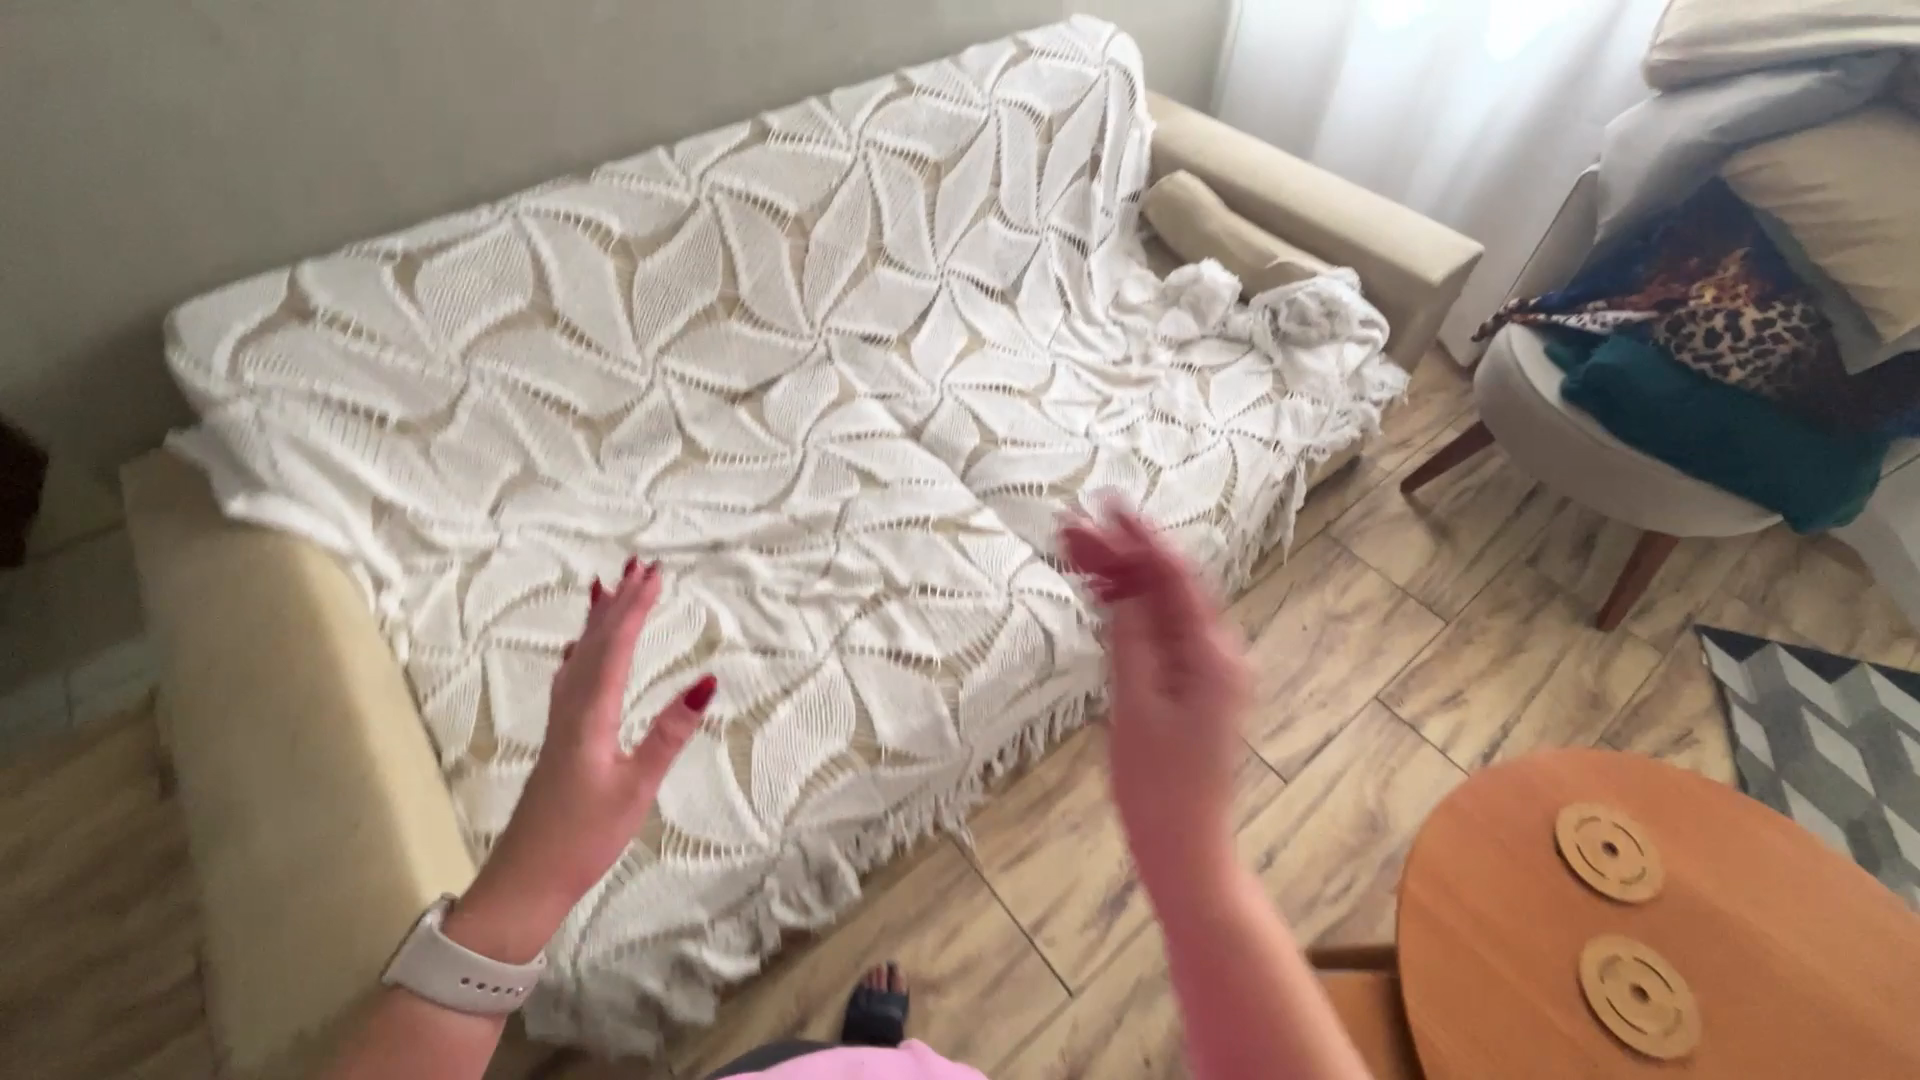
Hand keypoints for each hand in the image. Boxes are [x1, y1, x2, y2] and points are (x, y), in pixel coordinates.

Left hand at [446, 558, 715, 962]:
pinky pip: (571, 677)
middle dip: (620, 602)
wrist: (525, 880)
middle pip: (596, 644)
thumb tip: (706, 681)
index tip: (656, 574)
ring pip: (581, 657)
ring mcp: (562, 723)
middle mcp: (572, 709)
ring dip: (599, 620)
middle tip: (638, 564)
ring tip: (607, 587)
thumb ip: (669, 733)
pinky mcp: (561, 738)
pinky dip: (581, 651)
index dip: (636, 609)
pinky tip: (580, 649)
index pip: (616, 649)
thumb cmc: (584, 837)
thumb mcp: (637, 787)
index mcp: (591, 716)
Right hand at [1060, 501, 1249, 895]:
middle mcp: (1218, 654)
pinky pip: (1159, 633)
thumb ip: (1130, 642)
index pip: (1175, 577)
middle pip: (1167, 586)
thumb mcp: (1135, 708)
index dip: (1140, 537)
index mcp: (1214, 657)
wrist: (1183, 845)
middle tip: (1072, 528)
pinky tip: (1101, 595)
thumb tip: (1121, 587)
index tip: (1105, 506)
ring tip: (1077, 552)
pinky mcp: (1190, 686)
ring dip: (1122, 578)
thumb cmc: (1158, 786)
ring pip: (1161, 607)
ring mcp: (1206, 670)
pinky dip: (1129, 611)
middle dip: (1122, 554)